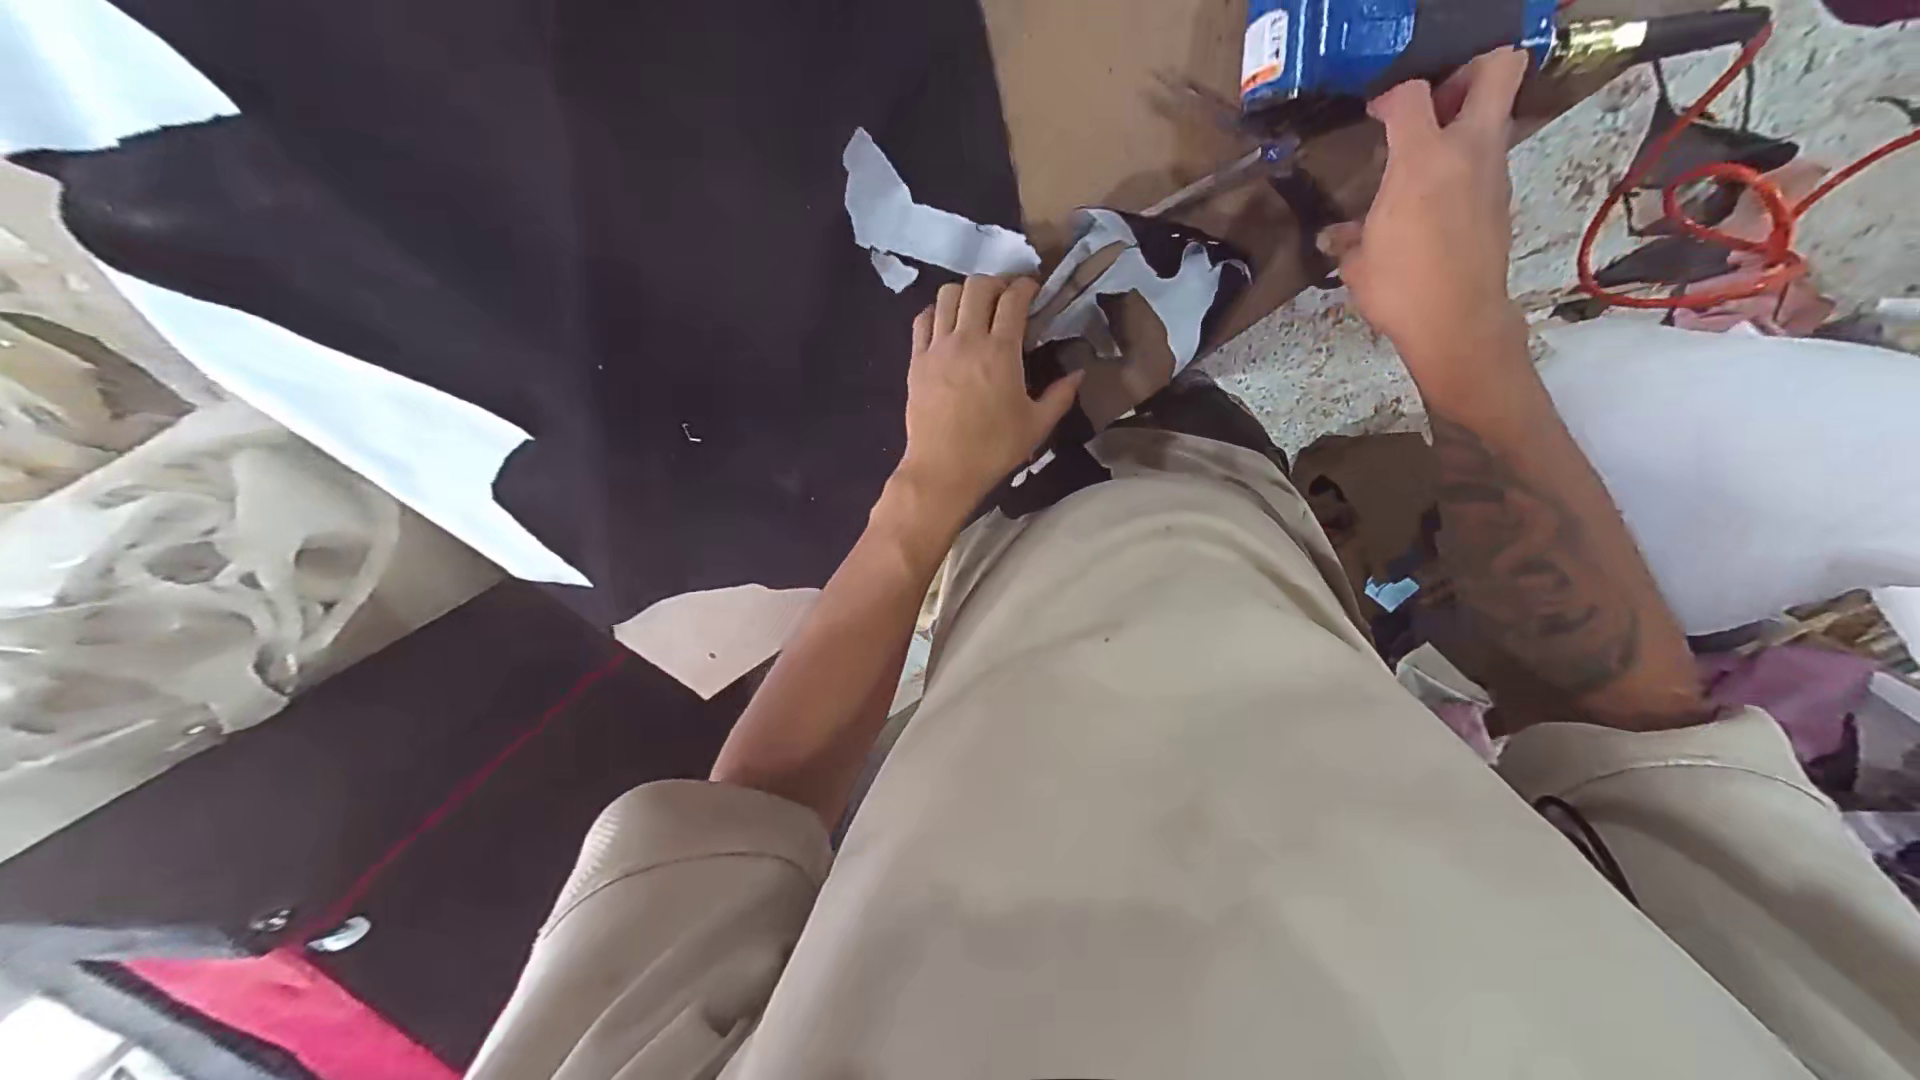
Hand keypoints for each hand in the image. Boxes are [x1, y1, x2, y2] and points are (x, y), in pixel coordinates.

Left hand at [895, 275, 1083, 520]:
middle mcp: (967, 341)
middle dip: (996, 283)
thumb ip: (1060, 395)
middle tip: (1005, 298)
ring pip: (946, 295)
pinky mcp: (916, 361)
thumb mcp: (1037, 425)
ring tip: (975, 308)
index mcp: (1001, 352)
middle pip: (978, 286)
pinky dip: (935, 312)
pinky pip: (922, 320)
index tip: (1033, 291)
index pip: (1014, 299)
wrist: (943, 470)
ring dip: (965, 293)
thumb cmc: (994, 449)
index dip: (1026, 286)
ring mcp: (937, 348)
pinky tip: (947, 325)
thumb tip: (1080, 374)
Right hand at [1319, 47, 1528, 369]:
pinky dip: (1464, 161)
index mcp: (1421, 162)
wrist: (1455, 319)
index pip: (1411, 96)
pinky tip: (1432, 198)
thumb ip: (1347, 238)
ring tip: (1424, 158)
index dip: (1390, 97)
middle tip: (1430, 107)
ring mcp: (1491, 171)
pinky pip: (1487, 157)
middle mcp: (1466, 152)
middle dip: (1464, 75)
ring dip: (1465, 120)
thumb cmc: (1398, 288)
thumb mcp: (1358, 263)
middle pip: (1496, 69)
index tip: (1375, 114)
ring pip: (1495, 113)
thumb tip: (1334, 234)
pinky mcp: (1500, 196)